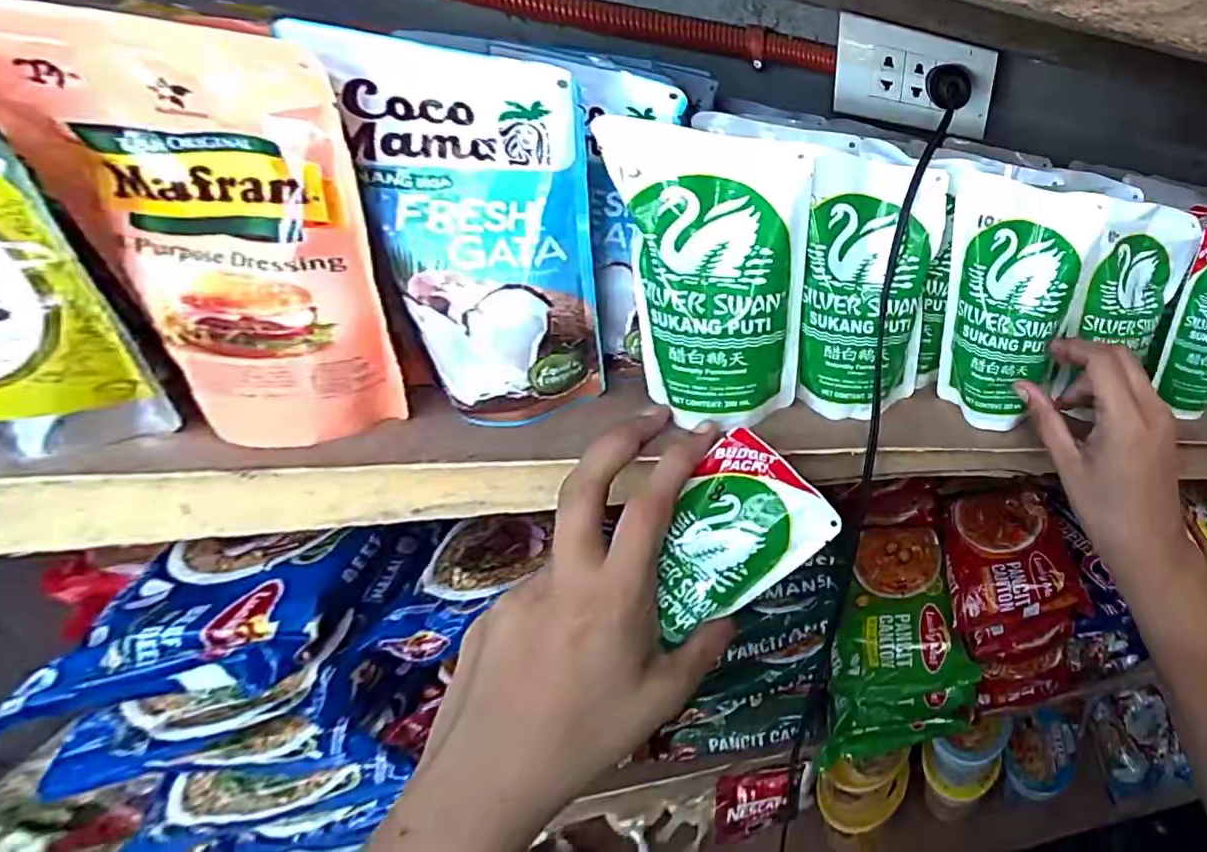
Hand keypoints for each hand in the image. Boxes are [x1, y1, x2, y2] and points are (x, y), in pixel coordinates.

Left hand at [372, 412, 736, 851]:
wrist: (477, 790)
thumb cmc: (584, 738)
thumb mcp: (660, 698)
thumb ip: (702, 648)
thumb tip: (729, 617)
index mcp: (614, 593)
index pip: (650, 504)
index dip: (678, 458)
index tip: (703, 431)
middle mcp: (566, 577)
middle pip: (584, 482)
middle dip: (621, 438)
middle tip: (653, 417)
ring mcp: (521, 591)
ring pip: (569, 542)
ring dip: (601, 541)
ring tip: (617, 597)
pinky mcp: (491, 614)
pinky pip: (544, 587)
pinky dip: (570, 594)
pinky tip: (569, 644)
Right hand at [1015, 339, 1193, 585]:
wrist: (1151, 548)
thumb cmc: (1104, 512)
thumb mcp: (1069, 464)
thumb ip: (1047, 419)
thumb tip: (1021, 386)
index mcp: (1127, 418)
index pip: (1102, 361)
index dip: (1074, 348)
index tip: (1048, 351)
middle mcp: (1152, 409)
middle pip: (1121, 357)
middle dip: (1087, 356)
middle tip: (1056, 369)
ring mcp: (1163, 417)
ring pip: (1130, 372)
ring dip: (1098, 376)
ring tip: (1067, 404)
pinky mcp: (1165, 427)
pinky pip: (1138, 391)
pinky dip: (1112, 390)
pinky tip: (1088, 416)